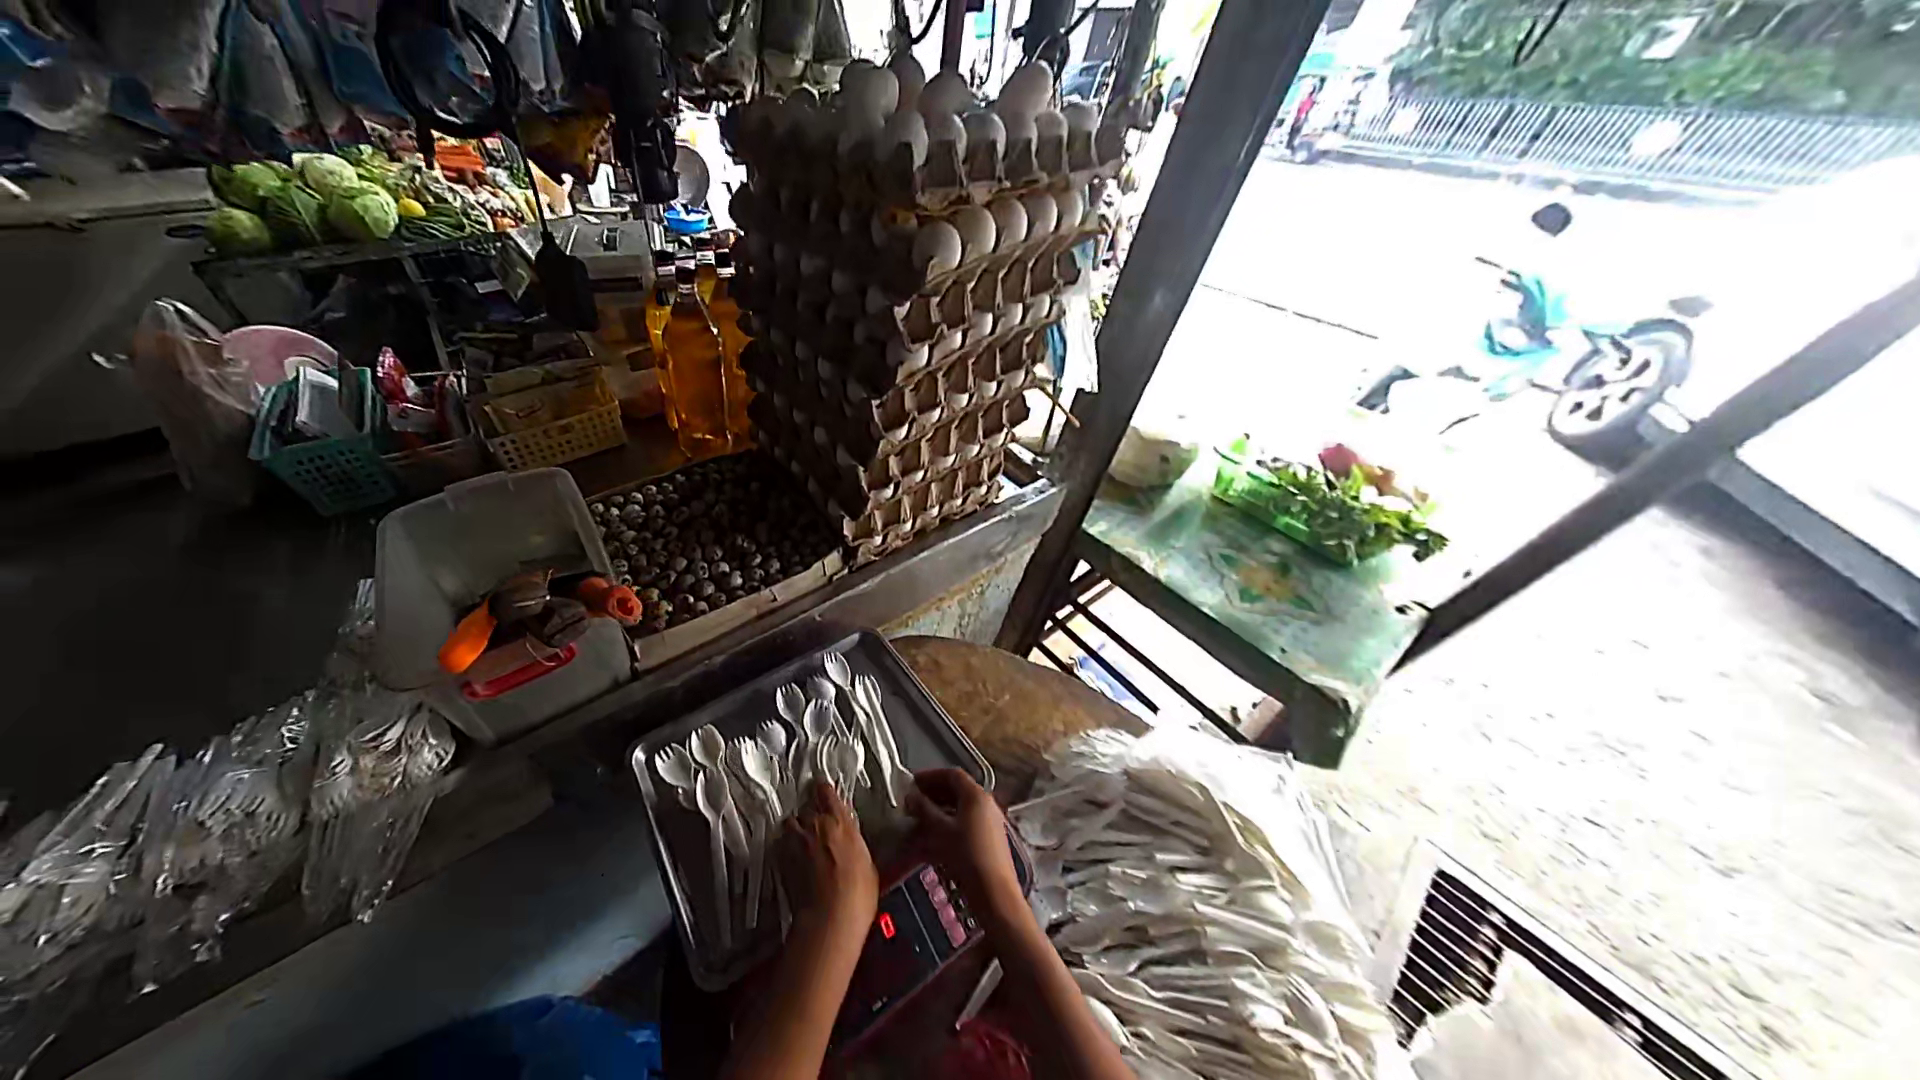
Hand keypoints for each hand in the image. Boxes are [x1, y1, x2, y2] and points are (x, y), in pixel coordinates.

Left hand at [780, 780, 877, 942]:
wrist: (830, 918)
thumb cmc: (856, 894)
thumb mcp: (869, 864)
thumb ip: (857, 847)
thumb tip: (856, 849)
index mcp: (841, 821)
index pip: (826, 792)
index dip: (824, 790)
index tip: (824, 790)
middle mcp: (816, 826)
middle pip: (807, 807)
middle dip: (811, 814)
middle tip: (819, 823)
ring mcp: (796, 842)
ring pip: (790, 823)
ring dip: (796, 827)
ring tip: (802, 837)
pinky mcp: (782, 861)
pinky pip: (780, 844)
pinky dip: (784, 847)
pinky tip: (792, 857)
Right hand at [906, 768, 1022, 917]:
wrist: (994, 892)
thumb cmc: (966, 855)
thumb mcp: (940, 830)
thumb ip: (924, 810)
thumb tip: (911, 796)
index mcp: (976, 795)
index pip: (952, 775)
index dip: (930, 776)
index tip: (912, 783)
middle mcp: (985, 803)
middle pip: (957, 790)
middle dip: (933, 794)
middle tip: (913, 802)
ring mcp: (989, 821)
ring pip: (960, 809)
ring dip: (939, 812)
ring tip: (918, 821)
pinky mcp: (989, 839)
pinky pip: (965, 824)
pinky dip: (948, 826)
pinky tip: (932, 841)